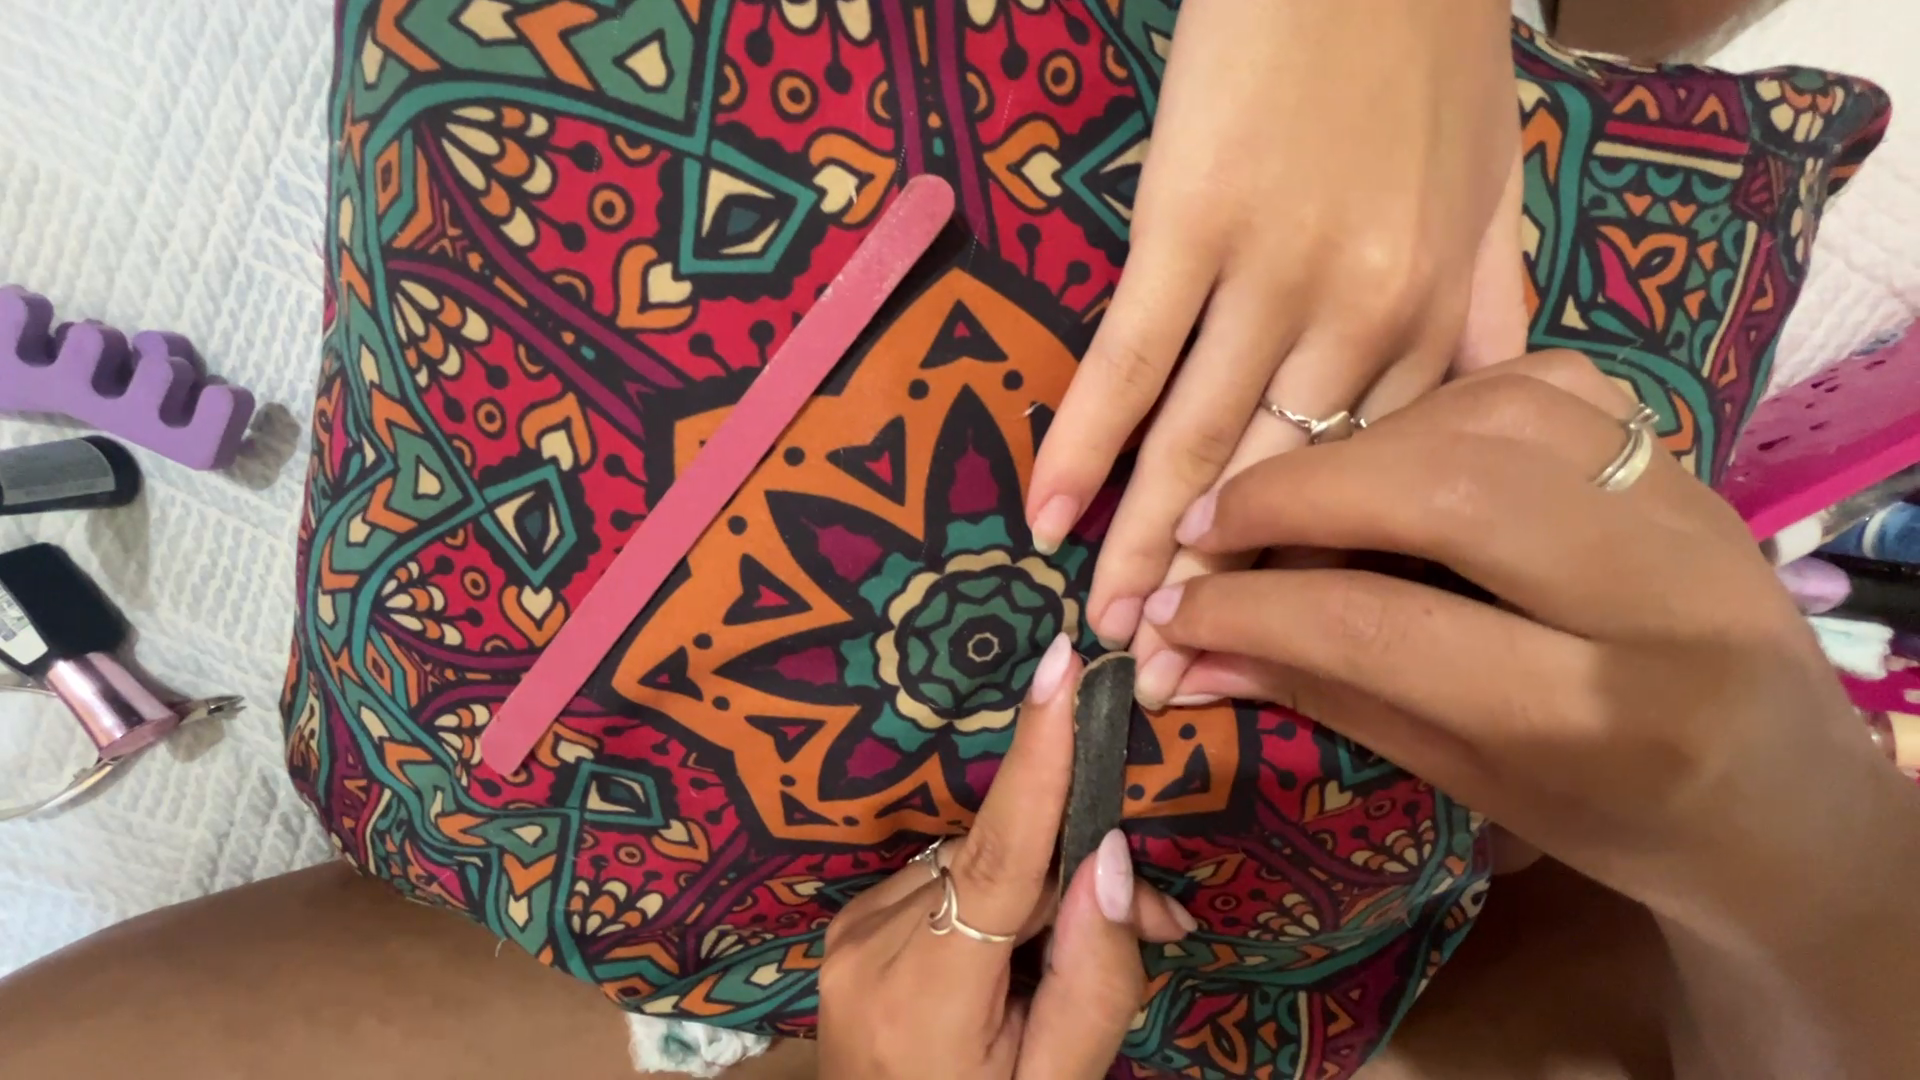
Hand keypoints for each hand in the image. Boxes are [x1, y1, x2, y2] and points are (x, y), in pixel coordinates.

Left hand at [818, 635, 1194, 1079]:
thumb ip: (1095, 978)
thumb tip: (1108, 854)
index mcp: (922, 994)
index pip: (996, 853)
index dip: (1037, 754)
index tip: (1060, 663)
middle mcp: (871, 940)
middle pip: (999, 860)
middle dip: (1077, 870)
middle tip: (1156, 917)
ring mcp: (852, 926)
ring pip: (975, 864)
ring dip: (1036, 890)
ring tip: (1068, 960)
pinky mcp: (852, 919)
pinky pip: (945, 880)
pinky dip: (992, 898)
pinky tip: (1012, 952)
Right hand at [1025, 0, 1529, 705]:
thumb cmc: (1420, 63)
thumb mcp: (1488, 192)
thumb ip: (1486, 306)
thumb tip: (1484, 396)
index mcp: (1434, 319)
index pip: (1366, 488)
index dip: (1309, 579)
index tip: (1260, 651)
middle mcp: (1360, 319)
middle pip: (1278, 489)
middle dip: (1216, 596)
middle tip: (1162, 681)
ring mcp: (1271, 274)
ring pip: (1200, 443)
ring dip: (1145, 547)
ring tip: (1105, 627)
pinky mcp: (1189, 227)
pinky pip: (1128, 360)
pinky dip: (1081, 442)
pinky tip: (1045, 515)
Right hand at [1138, 350, 1915, 933]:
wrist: (1790, 792)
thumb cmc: (1615, 816)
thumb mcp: (1462, 780)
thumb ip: (1326, 696)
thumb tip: (1191, 655)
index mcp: (1599, 712)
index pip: (1379, 626)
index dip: (1249, 609)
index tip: (1167, 610)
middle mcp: (1658, 590)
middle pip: (1441, 491)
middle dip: (1291, 495)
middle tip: (1204, 521)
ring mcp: (1679, 500)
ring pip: (1486, 415)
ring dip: (1356, 444)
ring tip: (1284, 487)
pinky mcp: (1675, 453)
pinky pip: (1538, 382)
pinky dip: (1434, 403)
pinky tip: (1386, 445)